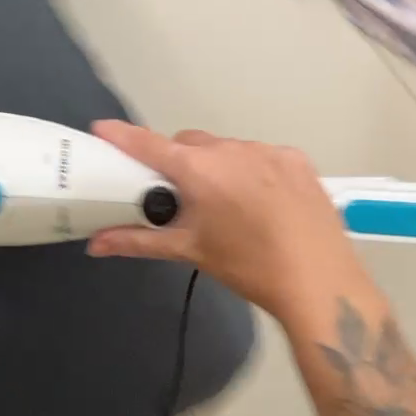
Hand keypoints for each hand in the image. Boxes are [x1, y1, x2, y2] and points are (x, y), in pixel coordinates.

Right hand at [85, 121, 370, 321]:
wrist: (322, 286)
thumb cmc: (247, 267)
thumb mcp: (189, 251)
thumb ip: (137, 241)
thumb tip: (94, 245)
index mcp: (198, 170)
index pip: (148, 143)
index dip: (122, 135)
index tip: (101, 129)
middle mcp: (229, 150)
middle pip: (187, 143)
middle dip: (177, 161)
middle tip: (179, 193)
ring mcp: (267, 151)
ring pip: (224, 148)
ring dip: (215, 164)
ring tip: (224, 201)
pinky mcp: (296, 159)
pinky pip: (259, 154)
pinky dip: (250, 169)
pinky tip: (259, 199)